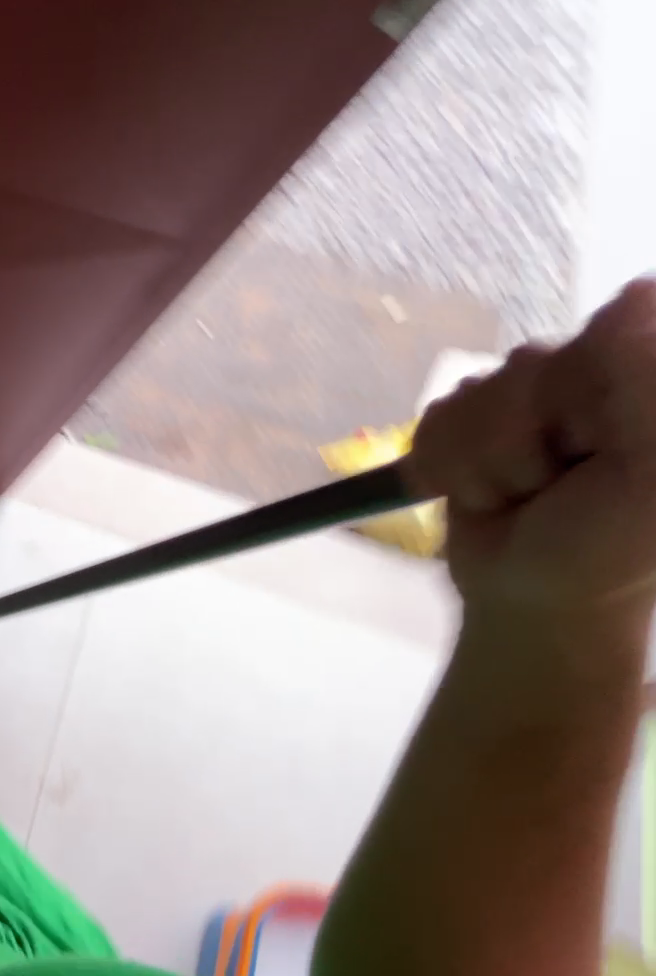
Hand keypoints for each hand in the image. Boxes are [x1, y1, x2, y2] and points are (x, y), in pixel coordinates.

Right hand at [405, 279, 655, 615]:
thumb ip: (646, 384)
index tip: (597, 445)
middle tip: (553, 480)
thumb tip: (636, 288)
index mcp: (647, 385)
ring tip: (513, 494)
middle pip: (525, 364)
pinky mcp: (470, 428)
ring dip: (477, 459)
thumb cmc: (608, 547)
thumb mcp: (649, 471)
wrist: (528, 597)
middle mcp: (596, 383)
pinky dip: (440, 464)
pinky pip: (430, 420)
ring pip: (469, 394)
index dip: (581, 391)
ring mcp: (528, 406)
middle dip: (519, 434)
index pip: (602, 336)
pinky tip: (474, 491)